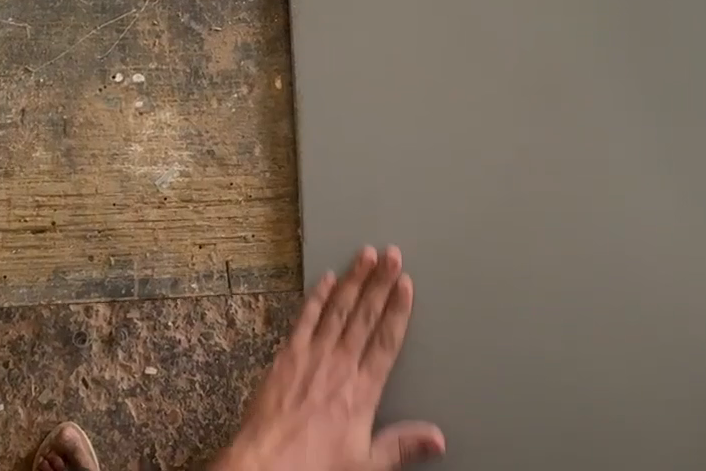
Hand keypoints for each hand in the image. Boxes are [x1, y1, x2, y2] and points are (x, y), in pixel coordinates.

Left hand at [216, 246, 443, 470]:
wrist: (267, 466)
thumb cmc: (315, 466)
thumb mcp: (366, 464)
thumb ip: (402, 445)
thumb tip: (437, 437)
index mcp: (362, 391)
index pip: (386, 341)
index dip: (398, 310)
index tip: (406, 284)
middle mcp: (339, 365)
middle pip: (365, 315)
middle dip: (380, 283)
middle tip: (391, 255)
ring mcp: (312, 355)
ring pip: (338, 308)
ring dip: (353, 279)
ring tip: (366, 255)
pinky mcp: (287, 354)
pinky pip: (305, 317)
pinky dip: (317, 296)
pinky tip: (326, 277)